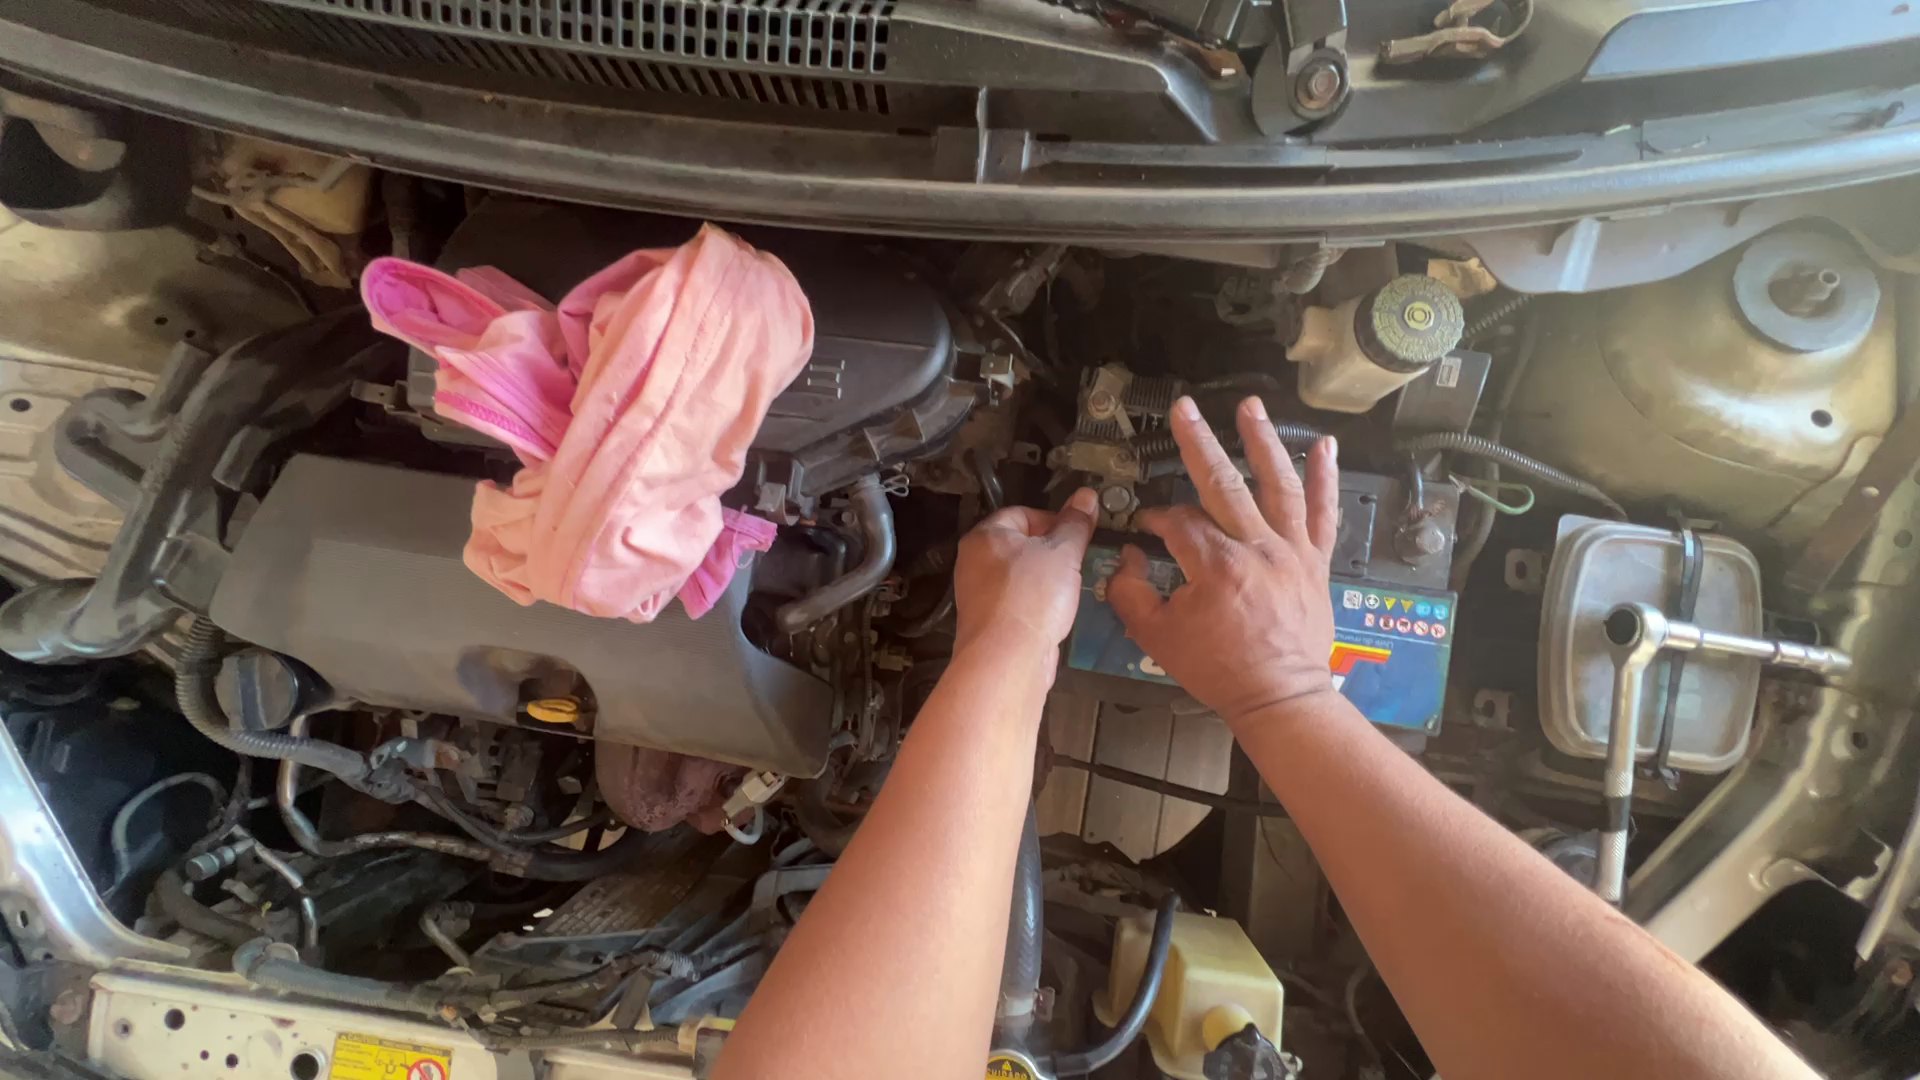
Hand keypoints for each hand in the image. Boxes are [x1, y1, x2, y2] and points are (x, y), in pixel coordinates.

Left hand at [952, 487, 1097, 657]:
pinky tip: (1056, 613)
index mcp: (984, 536)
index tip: (1077, 534)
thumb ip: (1075, 524)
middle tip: (1078, 560)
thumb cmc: (1033, 596)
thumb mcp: (1062, 552)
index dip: (1053, 519)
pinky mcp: (988, 622)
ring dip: (1047, 579)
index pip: (1021, 513)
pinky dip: (1037, 603)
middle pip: (1020, 544)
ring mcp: (978, 594)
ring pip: (1020, 575)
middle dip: (1052, 551)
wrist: (1007, 659)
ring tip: (1071, 587)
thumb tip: (1086, 495)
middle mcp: (974, 562)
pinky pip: (1017, 602)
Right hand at [1108, 396, 1340, 726]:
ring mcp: (1292, 551)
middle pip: (1222, 483)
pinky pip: (1324, 514)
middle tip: (1184, 408)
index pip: (1177, 522)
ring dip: (1262, 442)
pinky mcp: (1316, 561)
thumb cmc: (1216, 668)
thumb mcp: (1155, 636)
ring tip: (1250, 407)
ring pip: (1277, 485)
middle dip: (1197, 443)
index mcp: (1214, 564)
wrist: (1279, 696)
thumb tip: (1126, 558)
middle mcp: (1256, 547)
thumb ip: (1128, 592)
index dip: (1155, 519)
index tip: (1145, 527)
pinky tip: (1324, 445)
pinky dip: (1325, 478)